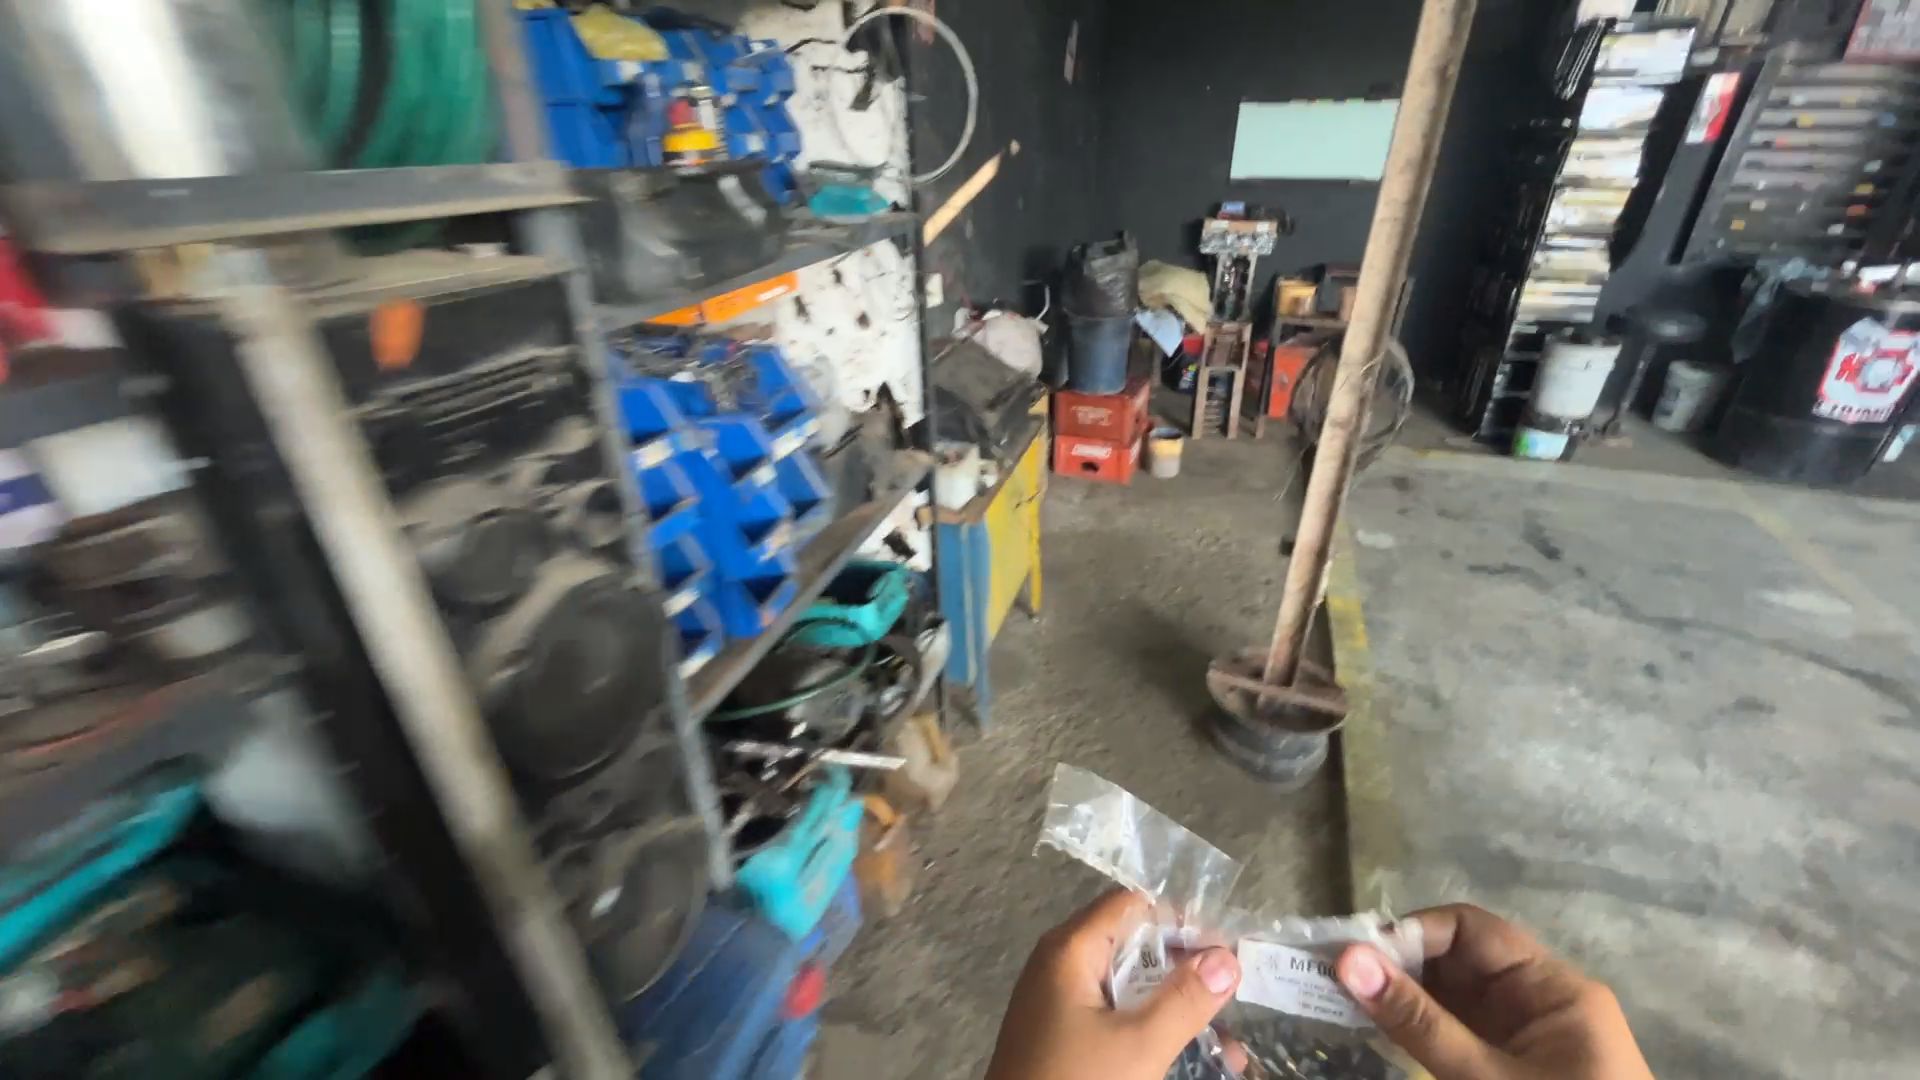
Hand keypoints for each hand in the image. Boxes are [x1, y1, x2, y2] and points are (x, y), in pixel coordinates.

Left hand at [985, 888, 1241, 1079]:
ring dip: (1173, 1006)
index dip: (1179, 921)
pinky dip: (1150, 1027)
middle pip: (1130, 945)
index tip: (1224, 950)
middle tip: (1231, 994)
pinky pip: (1114, 1015)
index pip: (1131, 906)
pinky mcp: (1063, 1032)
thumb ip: (1183, 1001)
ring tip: (1229, 1042)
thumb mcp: (1138, 1046)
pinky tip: (1192, 1056)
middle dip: (1183, 969)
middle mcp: (1062, 962)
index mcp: (1071, 948)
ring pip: (1127, 987)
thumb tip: (1227, 958)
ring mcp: (1059, 998)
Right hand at [1334, 904, 1652, 1079]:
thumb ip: (1417, 1020)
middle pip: (1455, 958)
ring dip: (1400, 995)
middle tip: (1339, 976)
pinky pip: (1454, 1026)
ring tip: (1345, 1000)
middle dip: (1398, 964)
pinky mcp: (1509, 1064)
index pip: (1470, 929)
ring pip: (1449, 992)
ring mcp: (1524, 1035)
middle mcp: (1539, 1000)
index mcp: (1555, 989)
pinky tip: (1377, 1029)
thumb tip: (1344, 957)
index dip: (1413, 932)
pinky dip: (1416, 1025)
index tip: (1358, 955)